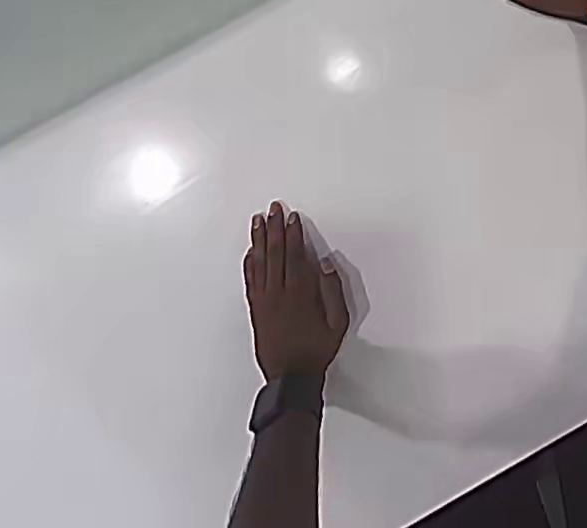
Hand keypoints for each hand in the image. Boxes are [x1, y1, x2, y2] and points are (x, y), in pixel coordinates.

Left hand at [244, 201, 348, 379]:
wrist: (291, 379)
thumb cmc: (316, 350)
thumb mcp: (337, 323)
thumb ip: (333, 291)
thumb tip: (326, 264)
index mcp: (300, 293)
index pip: (295, 254)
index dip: (294, 233)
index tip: (293, 217)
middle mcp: (279, 292)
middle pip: (276, 252)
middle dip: (275, 227)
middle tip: (274, 209)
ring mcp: (265, 300)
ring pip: (260, 262)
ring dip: (259, 238)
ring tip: (258, 221)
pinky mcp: (256, 309)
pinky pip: (251, 280)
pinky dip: (249, 263)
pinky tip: (249, 251)